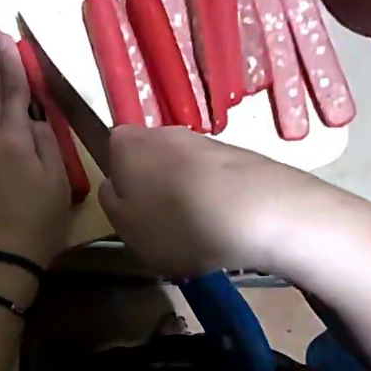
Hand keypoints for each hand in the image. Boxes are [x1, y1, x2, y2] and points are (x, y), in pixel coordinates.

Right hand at [98, 125, 327, 275]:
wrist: (260, 212)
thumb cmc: (176, 221)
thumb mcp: (123, 224)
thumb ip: (109, 201)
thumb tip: (114, 185)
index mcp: (128, 143)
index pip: (111, 152)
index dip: (119, 184)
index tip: (128, 212)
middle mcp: (165, 132)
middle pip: (150, 163)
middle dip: (153, 191)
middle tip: (159, 230)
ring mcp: (207, 142)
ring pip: (183, 174)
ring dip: (185, 200)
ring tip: (195, 238)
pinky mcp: (242, 157)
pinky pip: (214, 184)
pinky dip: (214, 204)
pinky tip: (222, 232)